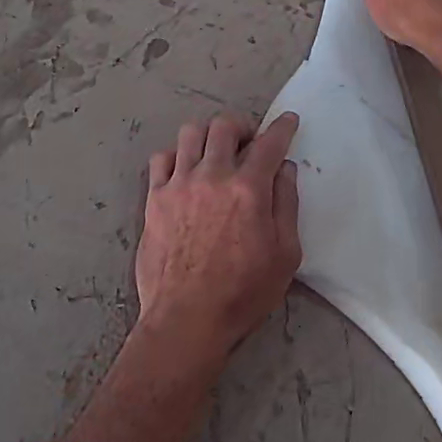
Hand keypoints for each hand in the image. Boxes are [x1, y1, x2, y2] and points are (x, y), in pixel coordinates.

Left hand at [135, 112, 301, 363]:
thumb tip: (285, 169)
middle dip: (243, 127)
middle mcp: (212, 176)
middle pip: (224, 126)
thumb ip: (287, 204)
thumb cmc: (244, 291)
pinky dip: (177, 156)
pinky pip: (161, 159)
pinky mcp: (154, 200)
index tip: (288, 121)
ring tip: (217, 154)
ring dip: (209, 136)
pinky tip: (186, 172)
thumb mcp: (286, 253)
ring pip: (190, 133)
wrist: (187, 321)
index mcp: (249, 189)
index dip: (282, 127)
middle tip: (249, 145)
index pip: (270, 143)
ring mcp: (179, 185)